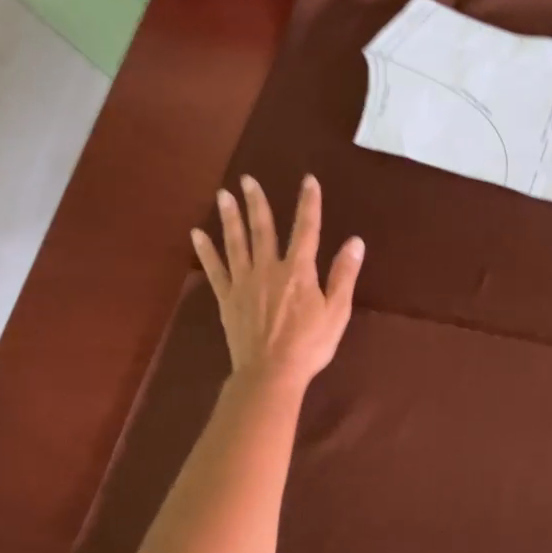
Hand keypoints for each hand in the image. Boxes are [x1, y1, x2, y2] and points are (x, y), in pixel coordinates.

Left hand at [190, 174, 364, 383]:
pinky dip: (206, 251)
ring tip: (224, 194)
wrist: (271, 372)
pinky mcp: (227, 298)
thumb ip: (344, 274)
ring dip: (230, 217)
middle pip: (263, 229)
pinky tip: (196, 234)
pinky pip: (214, 269)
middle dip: (257, 202)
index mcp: (299, 271)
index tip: (308, 181)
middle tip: (248, 179)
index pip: (306, 229)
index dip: (309, 203)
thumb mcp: (337, 311)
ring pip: (236, 242)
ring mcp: (244, 282)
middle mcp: (269, 269)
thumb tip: (355, 241)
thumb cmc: (310, 344)